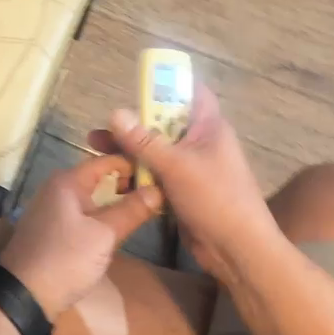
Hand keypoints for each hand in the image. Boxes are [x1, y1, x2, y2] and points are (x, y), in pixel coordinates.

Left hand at [0, 156, 159, 316]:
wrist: (24, 294)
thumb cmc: (65, 259)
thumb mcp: (104, 235)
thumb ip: (131, 210)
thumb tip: (158, 188)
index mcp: (67, 180)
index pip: (106, 161)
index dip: (133, 164)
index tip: (160, 172)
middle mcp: (56, 186)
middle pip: (97, 176)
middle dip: (125, 182)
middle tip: (157, 192)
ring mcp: (51, 207)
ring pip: (90, 195)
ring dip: (114, 199)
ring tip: (144, 206)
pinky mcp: (51, 226)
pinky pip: (81, 210)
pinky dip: (100, 212)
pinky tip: (117, 223)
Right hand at [99, 86, 282, 285]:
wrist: (238, 252)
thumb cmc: (216, 198)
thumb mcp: (176, 165)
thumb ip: (144, 140)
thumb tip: (114, 112)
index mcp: (209, 128)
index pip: (192, 93)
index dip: (169, 84)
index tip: (138, 82)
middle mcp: (200, 143)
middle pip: (163, 124)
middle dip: (133, 124)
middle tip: (103, 127)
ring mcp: (190, 169)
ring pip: (155, 152)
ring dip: (129, 151)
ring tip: (95, 150)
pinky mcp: (182, 192)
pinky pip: (154, 175)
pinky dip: (136, 175)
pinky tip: (112, 178)